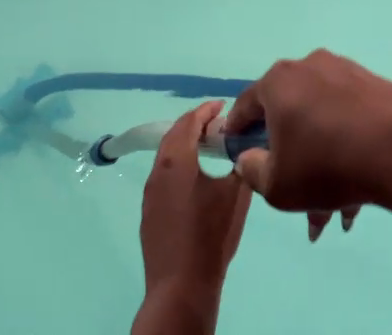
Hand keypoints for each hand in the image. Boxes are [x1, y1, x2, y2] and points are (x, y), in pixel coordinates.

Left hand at [133, 101, 250, 334]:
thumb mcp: (237, 193)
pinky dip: (179, 166)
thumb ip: (240, 163)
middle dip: (194, 124)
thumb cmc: (212, 235)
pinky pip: (164, 177)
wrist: (182, 285)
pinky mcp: (149, 213)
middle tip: (217, 123)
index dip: (206, 110)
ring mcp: (150, 194)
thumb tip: (242, 147)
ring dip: (185, 145)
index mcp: (177, 161)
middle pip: (173, 136)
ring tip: (209, 147)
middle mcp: (158, 172)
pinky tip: (196, 179)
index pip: (189, 122)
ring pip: (166, 157)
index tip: (222, 105)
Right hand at [225, 50, 391, 237]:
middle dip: (289, 157)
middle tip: (292, 193)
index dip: (237, 130)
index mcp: (279, 82)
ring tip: (334, 213)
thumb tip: (250, 158)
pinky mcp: (375, 85)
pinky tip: (356, 194)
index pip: (246, 105)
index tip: (235, 148)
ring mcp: (346, 72)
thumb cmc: (326, 165)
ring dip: (321, 163)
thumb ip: (252, 171)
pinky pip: (349, 120)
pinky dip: (346, 151)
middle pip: (289, 114)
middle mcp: (310, 67)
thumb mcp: (276, 186)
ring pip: (322, 123)